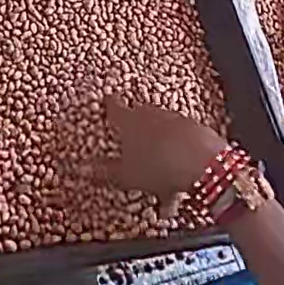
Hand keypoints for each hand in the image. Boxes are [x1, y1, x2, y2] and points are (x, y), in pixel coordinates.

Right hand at [103, 95, 223, 199]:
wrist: (203, 162)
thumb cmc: (158, 166)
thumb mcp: (126, 175)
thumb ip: (104, 172)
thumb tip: (80, 169)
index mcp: (130, 121)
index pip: (115, 108)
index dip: (109, 106)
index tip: (106, 101)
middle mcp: (152, 115)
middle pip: (140, 119)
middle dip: (136, 133)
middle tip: (132, 151)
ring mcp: (176, 120)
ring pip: (162, 134)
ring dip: (159, 152)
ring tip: (159, 183)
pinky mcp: (197, 130)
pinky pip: (182, 144)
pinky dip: (177, 159)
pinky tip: (179, 184)